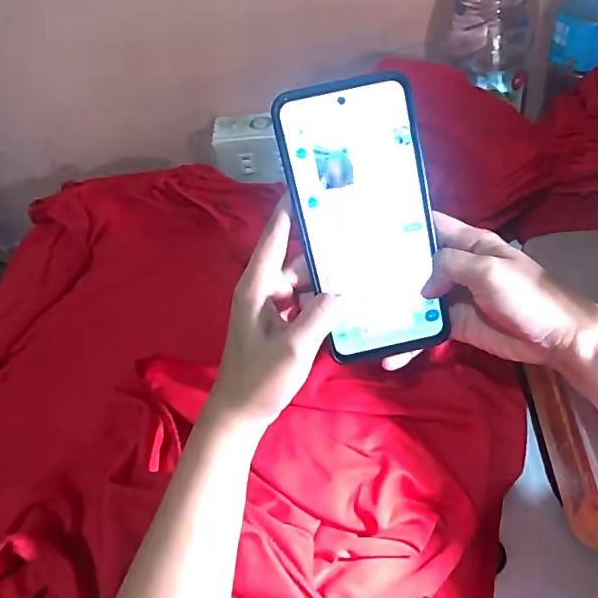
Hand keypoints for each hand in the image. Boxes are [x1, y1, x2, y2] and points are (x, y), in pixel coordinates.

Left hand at [207, 202, 338, 428]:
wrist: (240, 413)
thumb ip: (321, 314)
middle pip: (294, 257)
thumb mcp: (294, 347)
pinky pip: (303, 299)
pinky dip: (321, 297)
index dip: (290, 209)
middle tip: (353, 235)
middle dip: (321, 249)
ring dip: (324, 277)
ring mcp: (269, 306)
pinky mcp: (278, 321)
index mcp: (257, 287)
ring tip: (357, 268)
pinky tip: (344, 299)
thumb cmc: (259, 379)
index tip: (310, 185)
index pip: (275, 237)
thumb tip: (345, 289)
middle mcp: (261, 289)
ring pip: (302, 280)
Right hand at [381, 212, 597, 372]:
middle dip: (388, 270)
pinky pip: (426, 329)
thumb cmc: (529, 295)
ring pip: (416, 299)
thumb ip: (451, 265)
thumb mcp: (490, 271)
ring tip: (362, 321)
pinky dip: (410, 341)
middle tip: (351, 278)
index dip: (404, 225)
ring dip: (394, 309)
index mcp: (469, 243)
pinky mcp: (456, 325)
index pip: (432, 226)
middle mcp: (457, 266)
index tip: (369, 228)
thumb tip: (422, 285)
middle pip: (416, 263)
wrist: (557, 338)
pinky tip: (391, 355)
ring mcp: (455, 297)